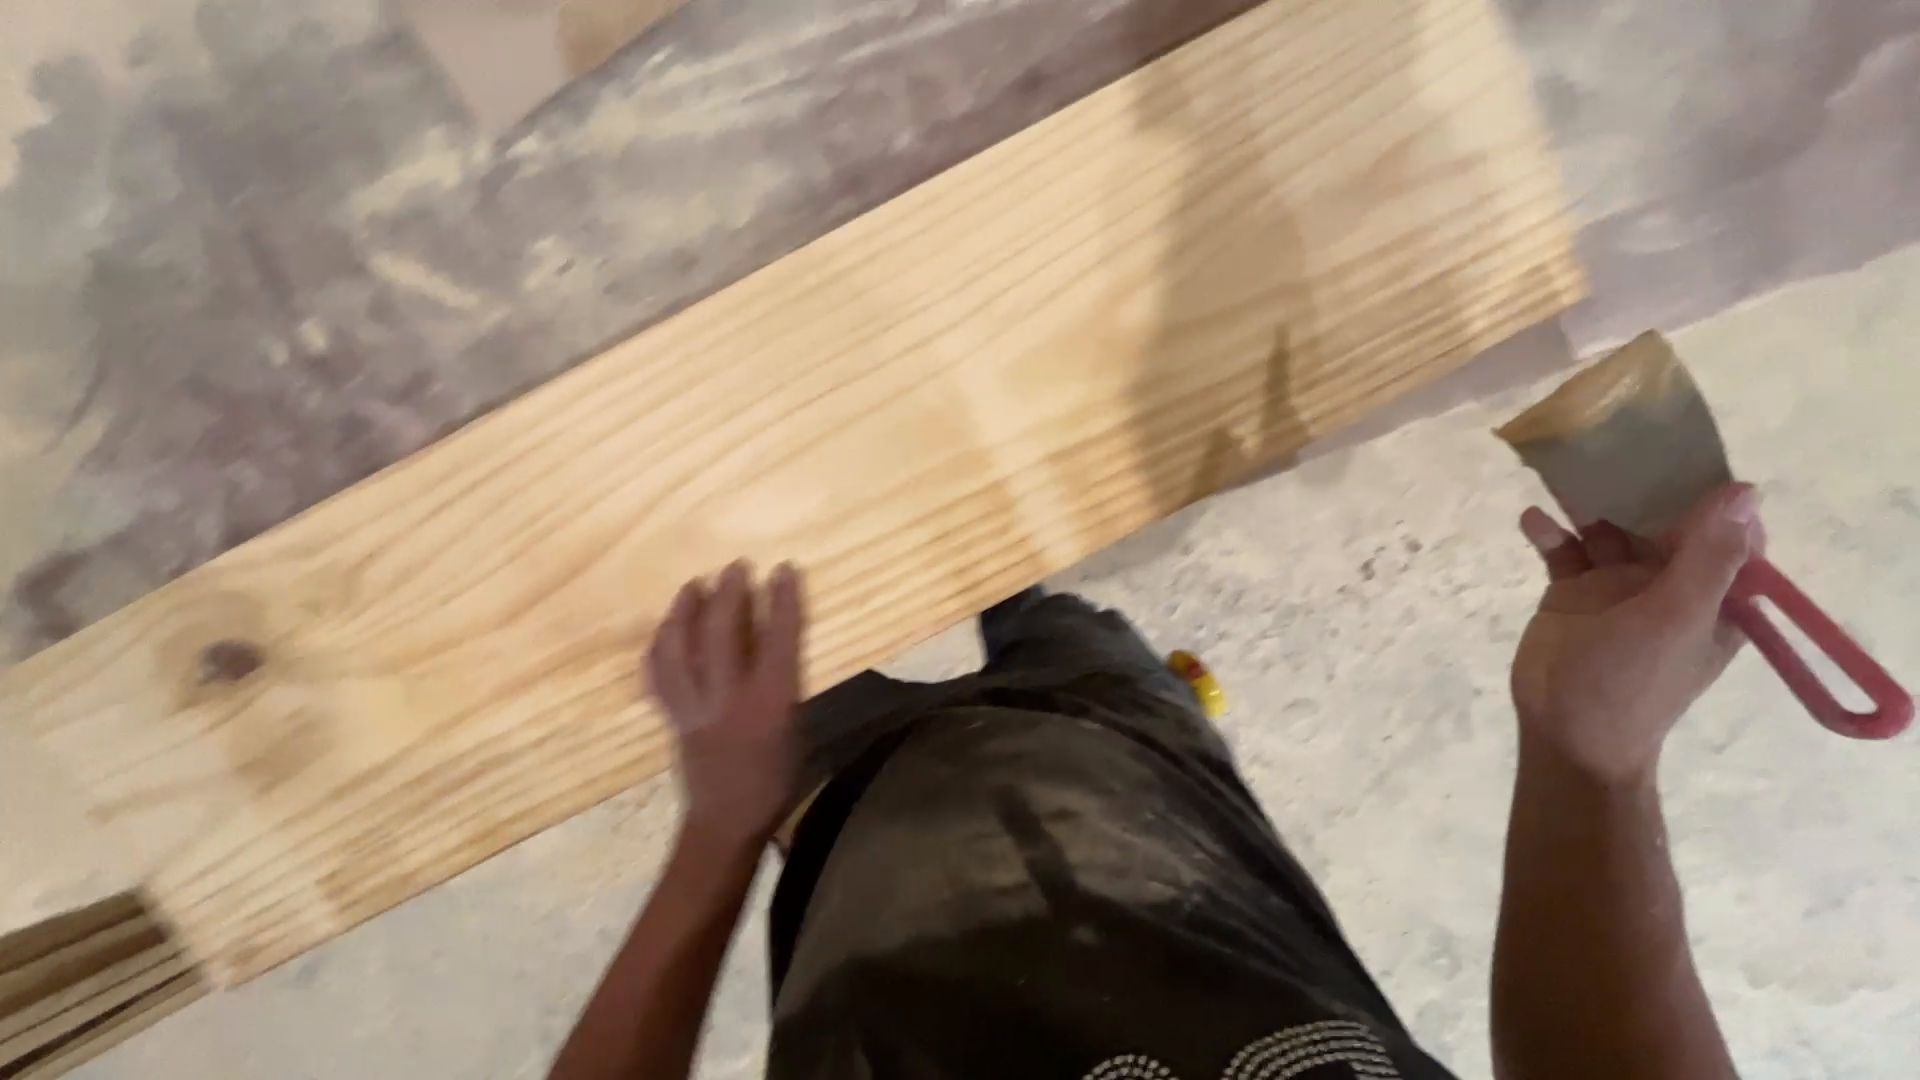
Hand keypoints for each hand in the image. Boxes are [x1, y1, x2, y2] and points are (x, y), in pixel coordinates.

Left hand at [648, 560, 806, 846]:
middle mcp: (728, 698)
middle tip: (735, 568)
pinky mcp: (672, 717)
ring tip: (693, 585)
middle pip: (721, 632)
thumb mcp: (796, 727)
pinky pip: (657, 674)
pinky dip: (659, 646)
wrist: (727, 822)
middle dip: (728, 593)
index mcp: (770, 701)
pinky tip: (665, 630)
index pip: (779, 637)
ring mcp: (693, 707)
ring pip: (679, 648)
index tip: (783, 569)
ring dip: (685, 611)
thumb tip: (776, 642)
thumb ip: (785, 682)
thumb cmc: (776, 777)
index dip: (782, 599)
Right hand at [1511, 484, 1761, 783]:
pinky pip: (1563, 552)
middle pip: (1661, 524)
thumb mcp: (1676, 618)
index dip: (1713, 496)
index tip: (1686, 456)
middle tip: (1614, 452)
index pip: (1726, 532)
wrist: (1567, 729)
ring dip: (1592, 507)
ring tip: (1568, 476)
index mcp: (1714, 594)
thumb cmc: (1631, 681)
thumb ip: (1707, 558)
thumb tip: (1743, 492)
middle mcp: (1668, 585)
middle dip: (1643, 491)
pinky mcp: (1569, 594)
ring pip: (1608, 532)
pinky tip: (1533, 518)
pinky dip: (1550, 533)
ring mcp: (1615, 588)